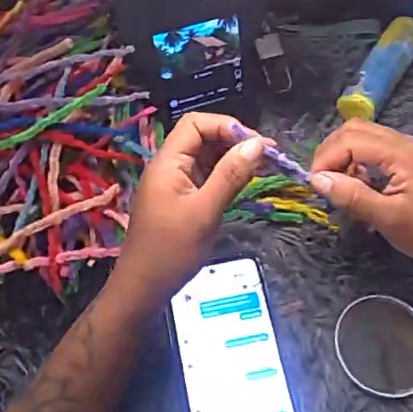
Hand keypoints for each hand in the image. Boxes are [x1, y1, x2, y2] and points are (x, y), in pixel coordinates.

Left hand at [110, 112, 269, 302]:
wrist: (143, 287)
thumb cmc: (171, 250)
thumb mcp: (205, 211)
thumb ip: (230, 175)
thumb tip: (258, 144)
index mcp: (167, 162)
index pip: (196, 124)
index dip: (227, 126)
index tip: (256, 144)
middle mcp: (169, 166)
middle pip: (203, 137)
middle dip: (235, 141)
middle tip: (268, 157)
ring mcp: (175, 183)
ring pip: (207, 157)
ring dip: (234, 158)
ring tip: (265, 167)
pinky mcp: (182, 199)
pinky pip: (206, 176)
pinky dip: (226, 175)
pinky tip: (247, 182)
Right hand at [309, 120, 412, 278]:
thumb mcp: (389, 219)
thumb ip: (353, 196)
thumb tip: (317, 179)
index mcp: (404, 153)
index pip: (352, 140)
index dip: (327, 158)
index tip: (315, 184)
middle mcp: (407, 143)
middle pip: (357, 129)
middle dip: (332, 151)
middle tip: (322, 181)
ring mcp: (411, 149)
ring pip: (365, 136)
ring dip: (344, 155)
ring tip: (339, 185)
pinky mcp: (412, 159)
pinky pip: (376, 147)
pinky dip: (359, 159)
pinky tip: (359, 184)